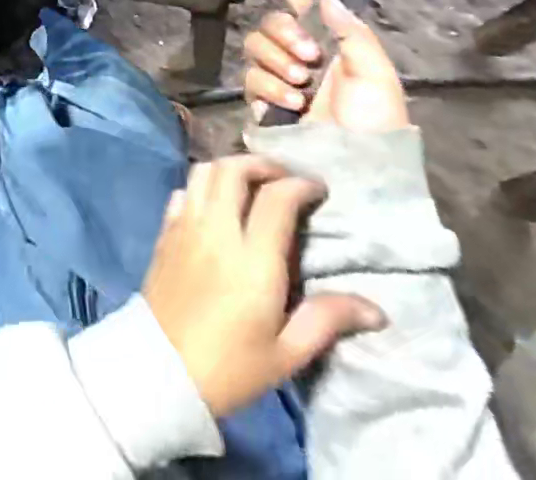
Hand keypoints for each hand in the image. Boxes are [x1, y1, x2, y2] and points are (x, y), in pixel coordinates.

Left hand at [143, 155, 385, 416]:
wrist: (159, 371)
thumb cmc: (228, 366)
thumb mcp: (286, 353)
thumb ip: (326, 321)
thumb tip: (376, 309)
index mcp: (251, 259)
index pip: (275, 198)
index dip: (299, 184)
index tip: (317, 190)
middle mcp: (215, 232)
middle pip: (232, 170)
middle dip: (261, 164)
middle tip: (282, 178)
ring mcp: (184, 228)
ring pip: (202, 173)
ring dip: (228, 168)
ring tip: (250, 184)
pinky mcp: (163, 234)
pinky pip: (180, 193)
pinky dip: (200, 187)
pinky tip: (214, 205)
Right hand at [242, 0, 408, 132]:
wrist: (355, 170)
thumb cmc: (374, 122)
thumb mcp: (377, 75)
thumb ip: (353, 33)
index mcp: (331, 47)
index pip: (305, 7)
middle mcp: (301, 58)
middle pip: (271, 24)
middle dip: (285, 35)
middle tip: (308, 57)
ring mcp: (279, 81)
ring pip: (256, 49)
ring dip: (277, 62)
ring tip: (300, 87)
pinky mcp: (262, 104)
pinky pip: (250, 80)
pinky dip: (268, 87)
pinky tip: (290, 104)